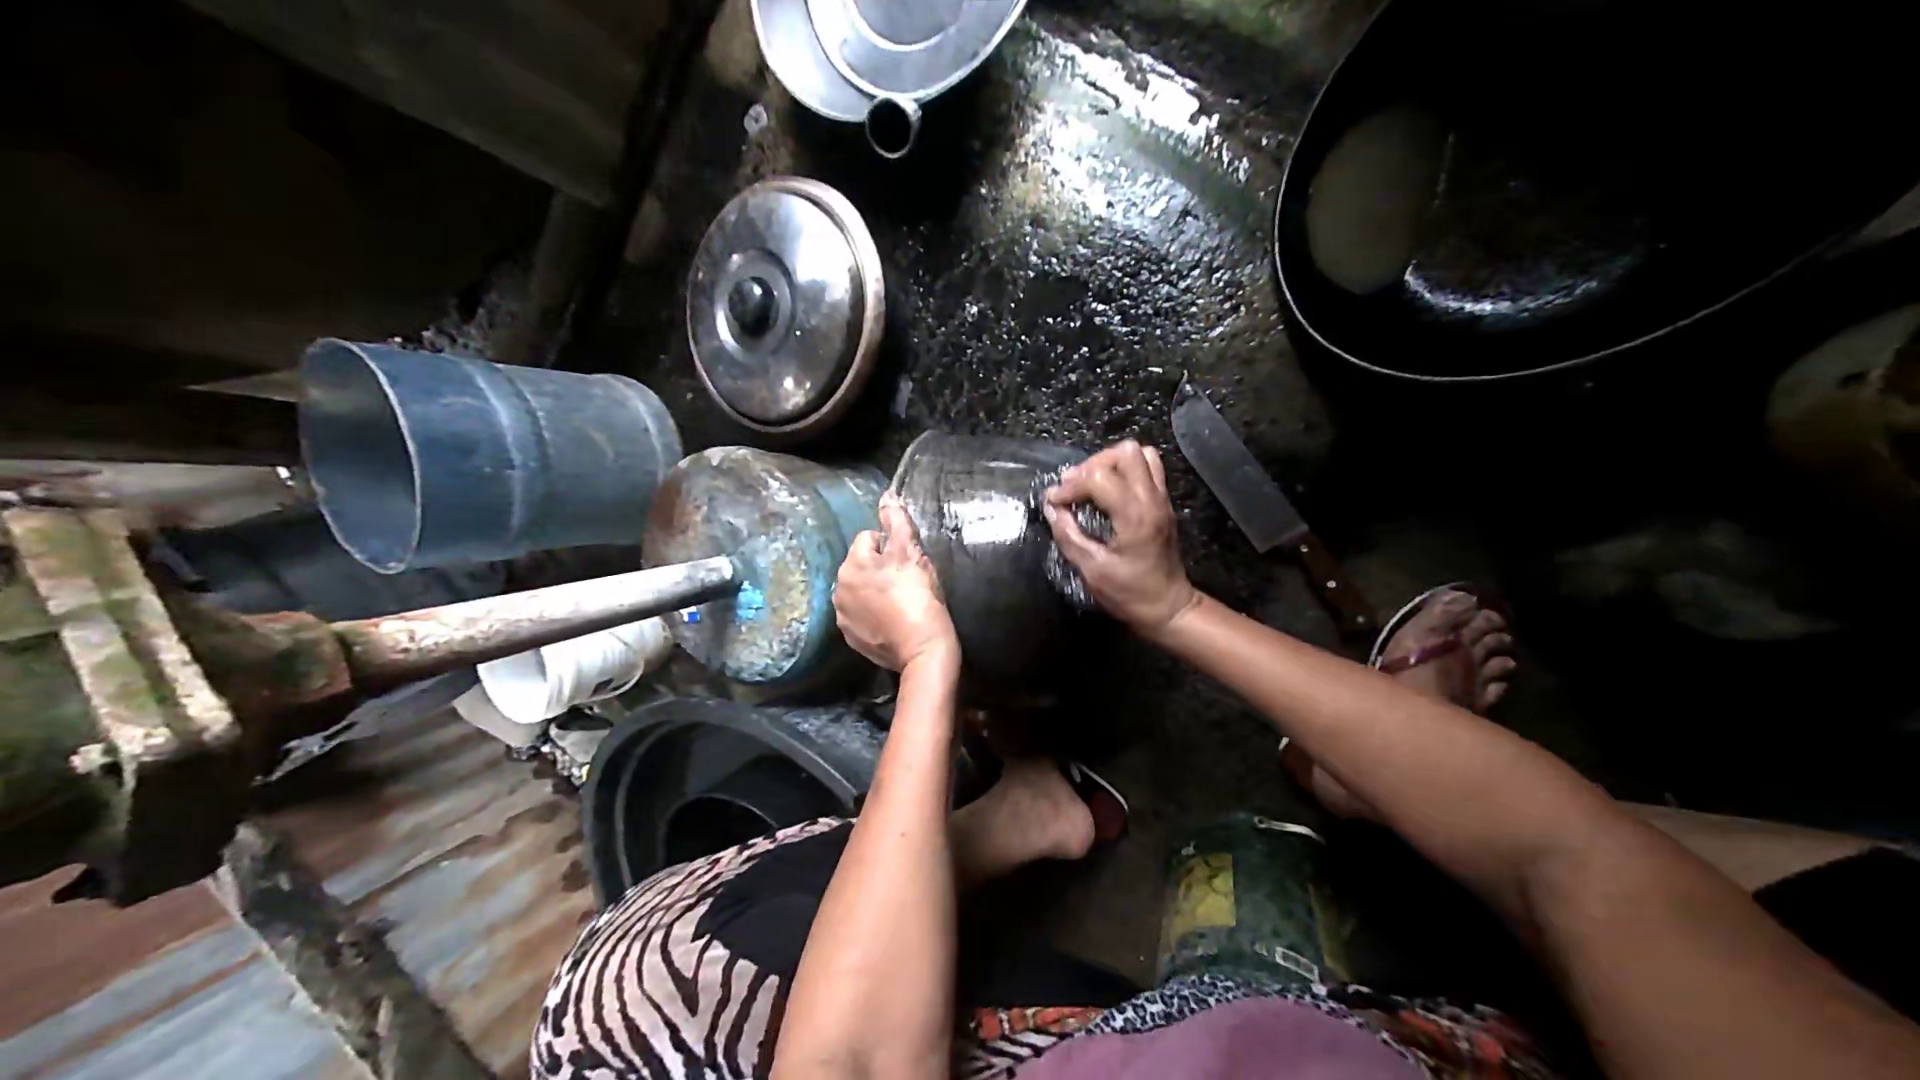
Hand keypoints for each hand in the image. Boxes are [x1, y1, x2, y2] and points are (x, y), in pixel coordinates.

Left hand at [834, 493, 959, 672]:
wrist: (922, 649)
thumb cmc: (917, 596)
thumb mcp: (911, 553)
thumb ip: (896, 521)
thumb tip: (886, 496)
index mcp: (850, 565)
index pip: (870, 538)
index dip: (893, 546)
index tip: (909, 563)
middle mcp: (839, 589)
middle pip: (863, 565)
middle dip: (882, 569)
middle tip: (907, 582)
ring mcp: (844, 617)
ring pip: (862, 590)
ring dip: (877, 591)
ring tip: (901, 602)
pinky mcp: (852, 638)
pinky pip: (863, 615)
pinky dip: (875, 614)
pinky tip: (894, 620)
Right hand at [1043, 439, 1199, 636]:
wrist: (1168, 607)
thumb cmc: (1129, 594)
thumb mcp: (1092, 570)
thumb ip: (1069, 535)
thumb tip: (1051, 509)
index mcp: (1134, 517)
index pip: (1099, 477)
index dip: (1071, 486)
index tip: (1054, 502)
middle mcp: (1152, 500)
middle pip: (1126, 453)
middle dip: (1093, 464)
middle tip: (1075, 487)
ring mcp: (1161, 499)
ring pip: (1141, 454)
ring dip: (1111, 463)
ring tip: (1091, 485)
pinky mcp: (1163, 503)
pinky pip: (1149, 468)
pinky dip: (1125, 470)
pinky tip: (1108, 491)